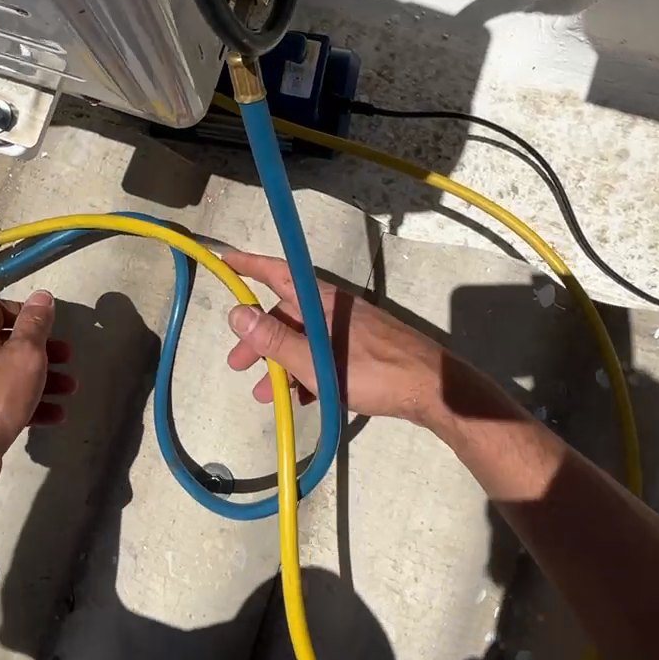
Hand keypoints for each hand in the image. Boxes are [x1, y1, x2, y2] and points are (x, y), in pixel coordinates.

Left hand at [0, 291, 74, 496]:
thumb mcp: (24, 355)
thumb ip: (35, 324)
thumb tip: (42, 296)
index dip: (24, 312)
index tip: (48, 325)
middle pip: (7, 343)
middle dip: (42, 350)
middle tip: (67, 356)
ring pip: (9, 374)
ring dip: (42, 378)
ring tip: (70, 389)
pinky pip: (5, 401)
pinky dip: (30, 403)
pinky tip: (55, 415)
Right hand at [222, 251, 457, 427]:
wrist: (433, 390)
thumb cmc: (375, 372)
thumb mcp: (316, 361)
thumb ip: (275, 341)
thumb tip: (236, 314)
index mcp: (322, 302)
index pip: (279, 273)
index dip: (250, 266)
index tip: (224, 261)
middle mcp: (332, 309)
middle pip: (285, 314)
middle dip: (258, 337)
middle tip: (237, 364)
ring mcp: (347, 331)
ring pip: (302, 340)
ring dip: (280, 362)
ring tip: (263, 393)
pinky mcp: (360, 352)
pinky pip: (321, 356)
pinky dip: (305, 373)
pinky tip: (297, 399)